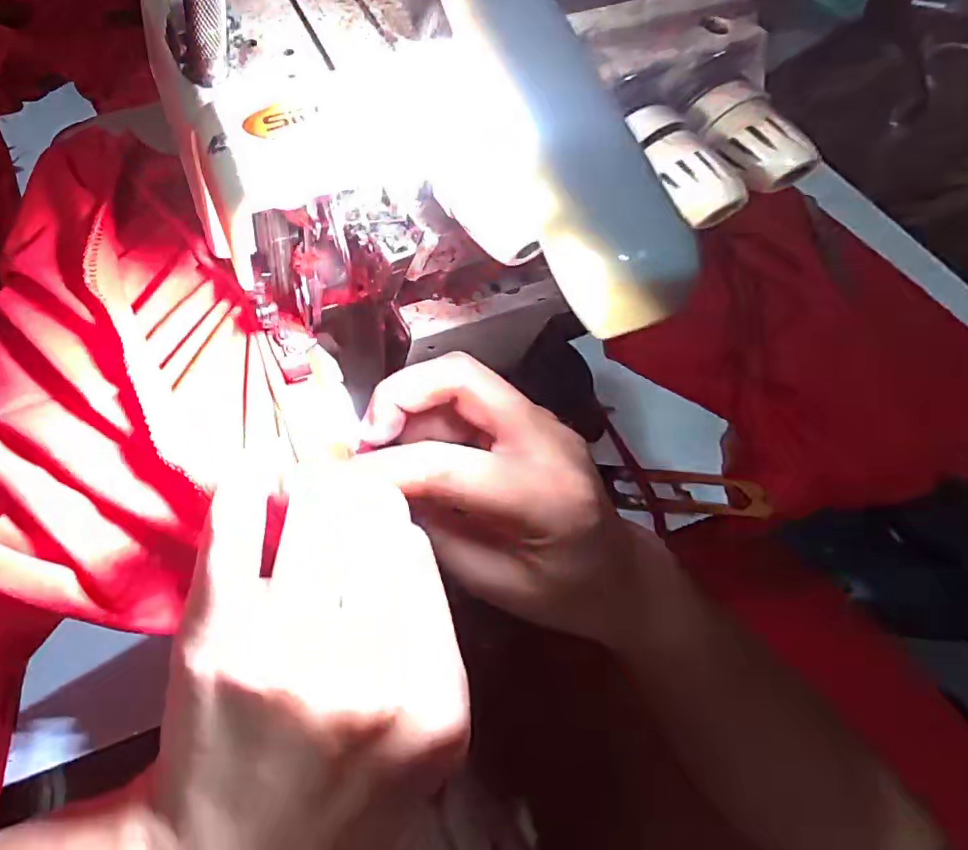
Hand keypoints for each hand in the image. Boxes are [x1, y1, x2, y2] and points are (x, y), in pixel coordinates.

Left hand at [151, 469, 468, 849]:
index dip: (385, 517)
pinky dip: (244, 484)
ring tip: (296, 483)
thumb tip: (397, 527)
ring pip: (311, 513)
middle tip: (329, 485)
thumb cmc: (329, 786)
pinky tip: (252, 468)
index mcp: (432, 704)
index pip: (412, 553)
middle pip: (365, 527)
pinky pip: (236, 526)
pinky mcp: (215, 637)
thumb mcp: (415, 736)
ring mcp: (284, 654)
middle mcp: (366, 677)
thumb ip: (424, 637)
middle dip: (348, 494)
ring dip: (305, 487)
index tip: (365, 503)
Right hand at [346, 352, 680, 648]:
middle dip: (397, 395)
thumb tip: (374, 492)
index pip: (445, 463)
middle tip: (367, 438)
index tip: (343, 480)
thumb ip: (430, 530)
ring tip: (383, 448)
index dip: (385, 468)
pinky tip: (412, 449)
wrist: (623, 576)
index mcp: (540, 493)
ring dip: (408, 405)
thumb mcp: (488, 581)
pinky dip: (425, 414)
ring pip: (456, 378)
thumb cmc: (563, 592)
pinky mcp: (525, 416)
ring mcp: (537, 419)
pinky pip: (463, 397)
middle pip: (458, 375)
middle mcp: (543, 437)